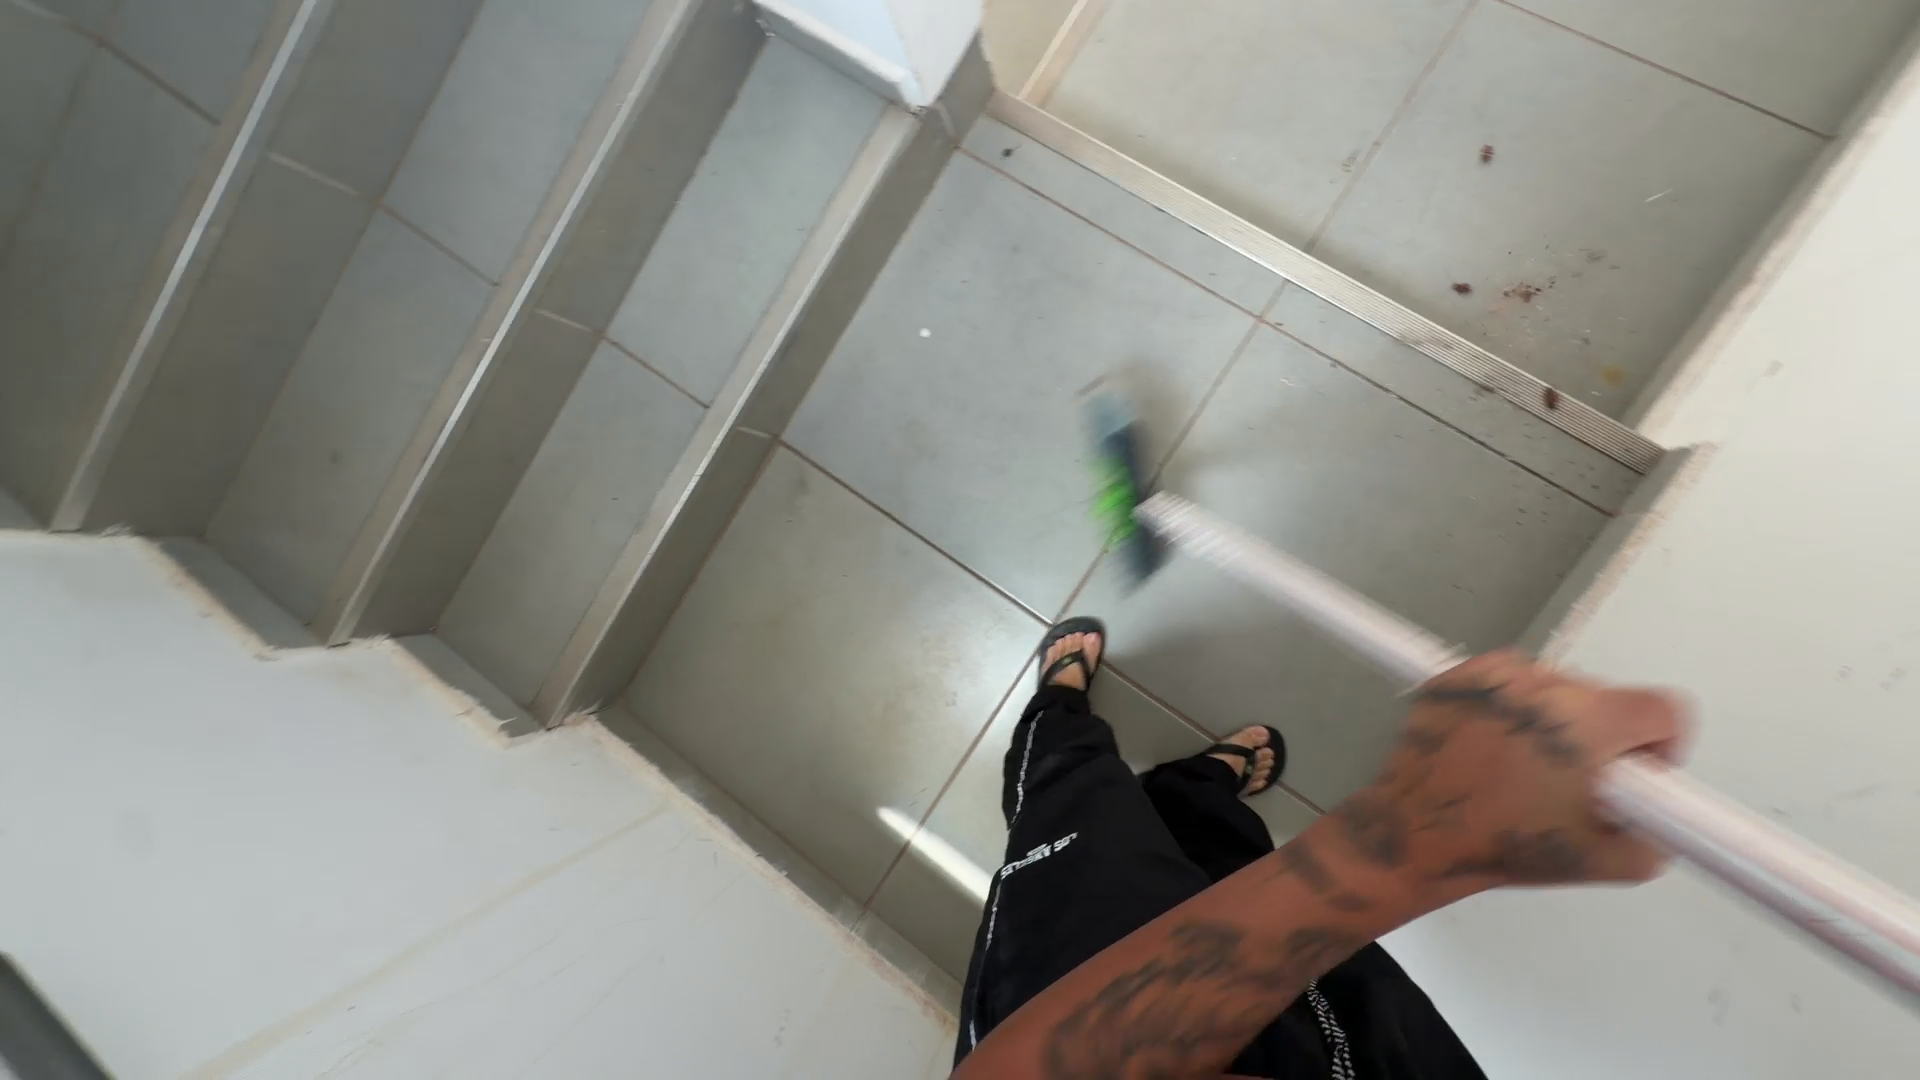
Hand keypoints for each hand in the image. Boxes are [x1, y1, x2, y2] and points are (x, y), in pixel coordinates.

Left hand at [1332, 650, 1690, 899]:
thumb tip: (1658, 812)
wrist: (1418, 829)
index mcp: (1586, 721)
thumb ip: (1661, 832)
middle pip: (1600, 695)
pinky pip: (1497, 678)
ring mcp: (1486, 676)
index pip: (1661, 708)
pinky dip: (1505, 702)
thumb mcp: (1612, 859)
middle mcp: (1537, 684)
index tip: (1639, 772)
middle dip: (1602, 734)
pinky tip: (1495, 738)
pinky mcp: (1448, 679)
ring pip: (1547, 683)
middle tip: (1577, 775)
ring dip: (1552, 715)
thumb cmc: (1509, 843)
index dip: (1661, 745)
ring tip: (1529, 759)